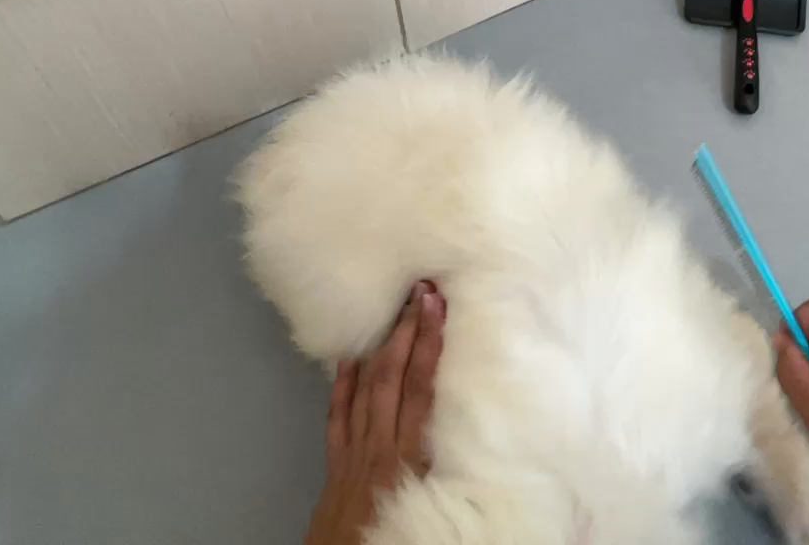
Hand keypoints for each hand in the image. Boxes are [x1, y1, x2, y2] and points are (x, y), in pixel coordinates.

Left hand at [302, 281, 445, 544]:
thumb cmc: (393, 542)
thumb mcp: (433, 504)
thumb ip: (450, 463)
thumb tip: (474, 423)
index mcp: (409, 456)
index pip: (421, 387)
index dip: (429, 342)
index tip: (436, 304)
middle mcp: (380, 445)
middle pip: (393, 375)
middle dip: (407, 329)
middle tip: (420, 289)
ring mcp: (353, 452)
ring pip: (367, 387)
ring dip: (382, 345)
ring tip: (396, 308)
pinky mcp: (334, 464)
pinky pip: (336, 416)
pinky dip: (342, 384)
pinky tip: (349, 357)